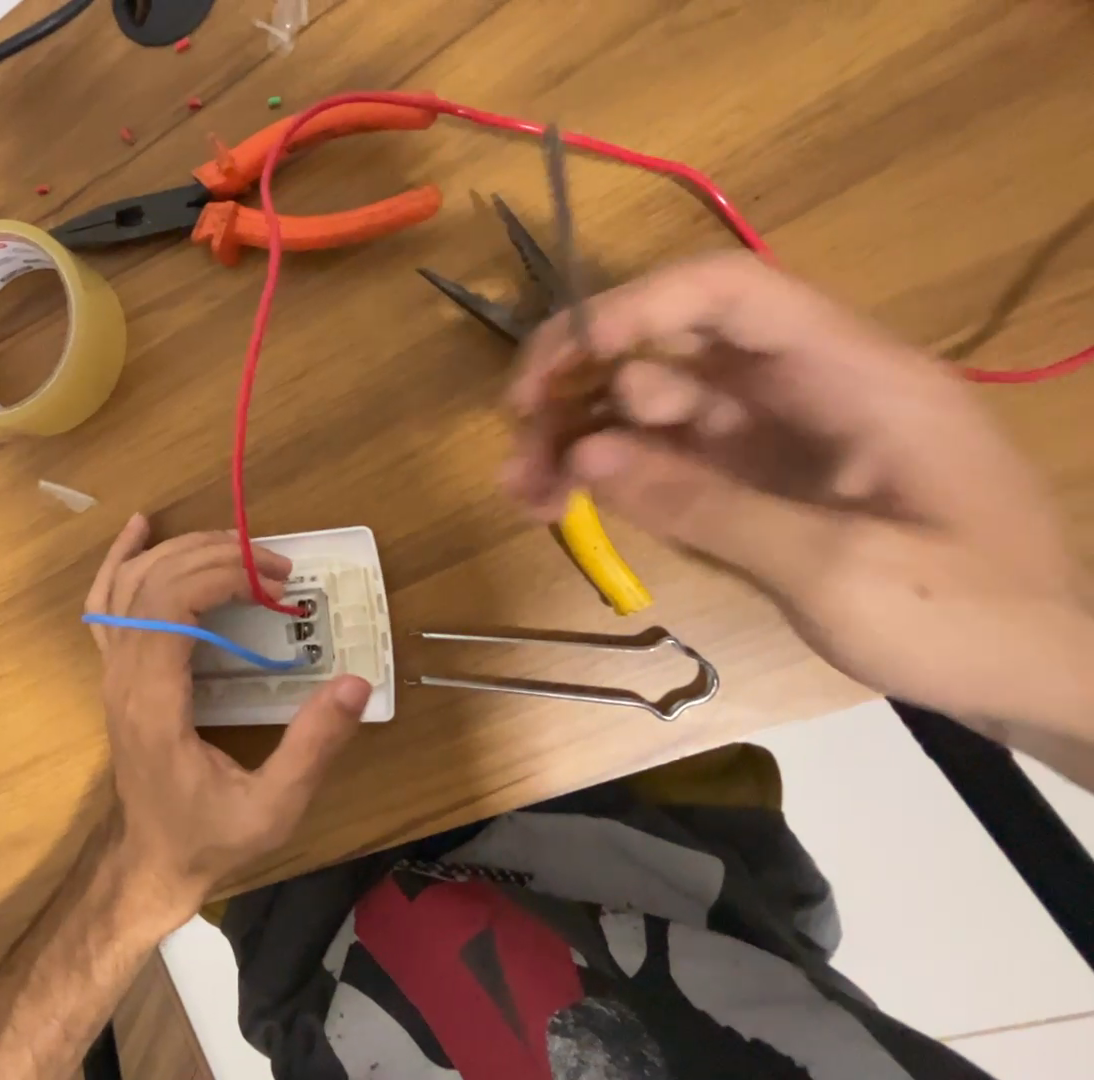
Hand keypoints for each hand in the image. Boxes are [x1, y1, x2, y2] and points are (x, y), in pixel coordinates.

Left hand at [84, 515, 371, 923]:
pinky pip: (105, 604)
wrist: (149, 862)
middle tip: (274, 564)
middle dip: (214, 556)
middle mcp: (122, 677)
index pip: (171, 607)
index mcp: (154, 703)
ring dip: (178, 551)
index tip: (276, 580)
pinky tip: (138, 530)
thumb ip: (312, 748)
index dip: (222, 574)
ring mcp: (111, 672)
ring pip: (126, 585)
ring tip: (231, 540)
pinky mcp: (114, 673)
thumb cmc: (207, 838)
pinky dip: (120, 561)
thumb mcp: (272, 808)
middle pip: (152, 584)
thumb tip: (354, 683)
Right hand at [502, 252, 1089, 734]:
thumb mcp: (842, 570)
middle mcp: (795, 389)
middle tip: (514, 445)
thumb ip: (708, 506)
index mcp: (849, 377)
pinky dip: (595, 475)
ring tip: (523, 495)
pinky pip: (647, 457)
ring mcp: (760, 436)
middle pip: (661, 347)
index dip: (629, 310)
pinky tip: (555, 506)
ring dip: (570, 437)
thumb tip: (584, 454)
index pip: (727, 295)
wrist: (1040, 676)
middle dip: (576, 384)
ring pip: (639, 405)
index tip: (548, 370)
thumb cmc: (969, 619)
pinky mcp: (736, 479)